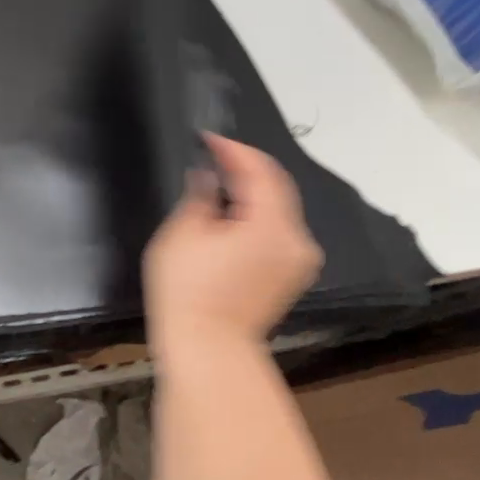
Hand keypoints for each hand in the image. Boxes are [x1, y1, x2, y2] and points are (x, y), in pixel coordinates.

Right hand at [144, 135, 321, 349]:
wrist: (207, 341)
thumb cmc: (186, 286)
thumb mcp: (181, 233)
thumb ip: (200, 197)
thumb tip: (207, 177)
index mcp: (272, 226)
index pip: (262, 172)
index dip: (235, 150)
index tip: (207, 137)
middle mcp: (297, 239)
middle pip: (276, 190)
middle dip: (245, 168)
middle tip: (210, 154)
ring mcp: (298, 259)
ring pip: (278, 210)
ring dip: (250, 191)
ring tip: (216, 181)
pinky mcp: (289, 272)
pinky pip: (276, 230)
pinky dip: (255, 214)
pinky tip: (229, 213)